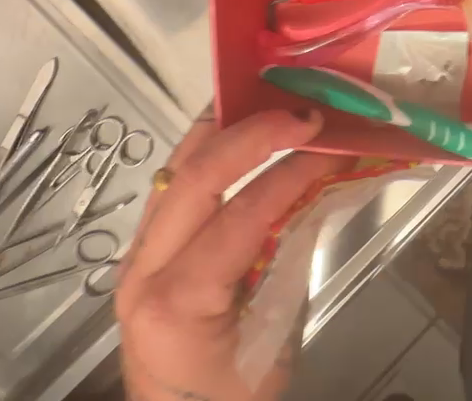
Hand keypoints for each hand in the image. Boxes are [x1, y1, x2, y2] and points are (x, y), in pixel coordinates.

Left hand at [117, 108, 347, 400]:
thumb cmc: (235, 395)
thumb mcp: (278, 331)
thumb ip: (297, 249)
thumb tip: (331, 180)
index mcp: (178, 300)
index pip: (242, 212)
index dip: (292, 170)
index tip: (334, 143)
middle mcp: (144, 271)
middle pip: (195, 175)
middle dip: (254, 130)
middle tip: (306, 110)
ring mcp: (136, 257)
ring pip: (176, 168)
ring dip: (227, 127)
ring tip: (274, 99)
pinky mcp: (144, 251)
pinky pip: (175, 183)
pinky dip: (212, 148)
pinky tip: (243, 131)